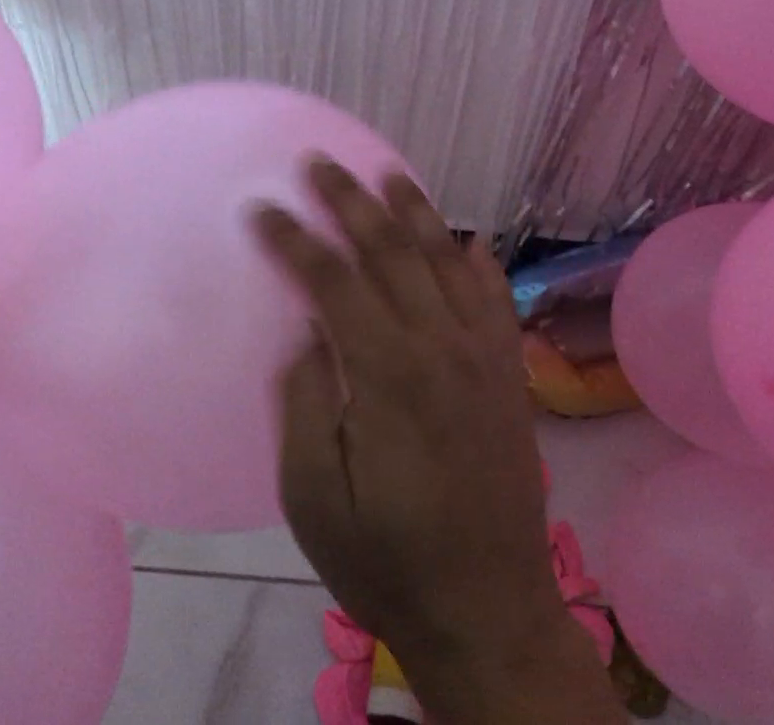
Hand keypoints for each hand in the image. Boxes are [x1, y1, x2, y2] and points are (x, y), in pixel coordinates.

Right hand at [254, 161, 577, 686]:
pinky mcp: (510, 379)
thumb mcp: (315, 497)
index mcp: (386, 374)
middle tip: (319, 163)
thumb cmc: (385, 560)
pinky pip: (496, 301)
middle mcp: (441, 348)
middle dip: (351, 203)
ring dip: (415, 213)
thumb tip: (308, 332)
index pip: (333, 281)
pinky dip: (479, 264)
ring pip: (447, 262)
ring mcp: (485, 359)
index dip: (294, 240)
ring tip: (388, 175)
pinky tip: (466, 242)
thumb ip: (307, 403)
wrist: (487, 609)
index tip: (263, 209)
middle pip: (391, 253)